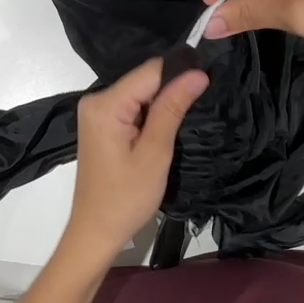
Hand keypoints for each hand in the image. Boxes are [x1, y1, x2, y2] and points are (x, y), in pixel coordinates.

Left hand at [61, 57, 208, 259]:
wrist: (96, 231)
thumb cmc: (126, 198)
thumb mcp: (155, 152)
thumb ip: (173, 108)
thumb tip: (197, 73)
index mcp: (105, 105)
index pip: (150, 71)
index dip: (180, 73)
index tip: (208, 83)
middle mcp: (95, 101)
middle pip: (144, 81)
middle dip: (171, 91)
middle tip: (199, 108)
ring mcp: (95, 114)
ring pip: (140, 94)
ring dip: (162, 105)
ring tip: (185, 121)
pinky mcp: (100, 126)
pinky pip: (131, 108)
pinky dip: (149, 117)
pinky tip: (164, 132)